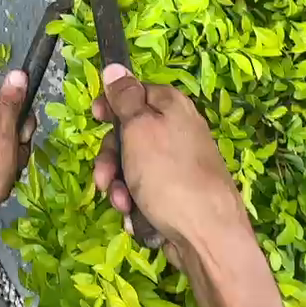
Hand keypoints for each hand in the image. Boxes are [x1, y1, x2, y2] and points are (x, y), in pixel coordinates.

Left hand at [0, 70, 33, 233]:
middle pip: (15, 121)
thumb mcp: (5, 137)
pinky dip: (4, 163)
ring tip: (4, 170)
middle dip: (18, 144)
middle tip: (10, 160)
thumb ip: (12, 105)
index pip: (20, 105)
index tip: (16, 144)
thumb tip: (19, 71)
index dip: (23, 129)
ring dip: (13, 156)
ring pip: (9, 138)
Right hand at [92, 63, 248, 257]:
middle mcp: (178, 131)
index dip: (111, 104)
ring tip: (121, 203)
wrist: (209, 239)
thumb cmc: (169, 176)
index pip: (135, 91)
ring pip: (133, 165)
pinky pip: (145, 190)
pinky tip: (135, 216)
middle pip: (129, 132)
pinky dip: (135, 202)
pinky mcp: (178, 195)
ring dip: (119, 184)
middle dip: (110, 156)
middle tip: (105, 176)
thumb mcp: (139, 128)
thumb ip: (124, 97)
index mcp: (172, 107)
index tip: (96, 117)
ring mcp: (179, 165)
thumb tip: (115, 67)